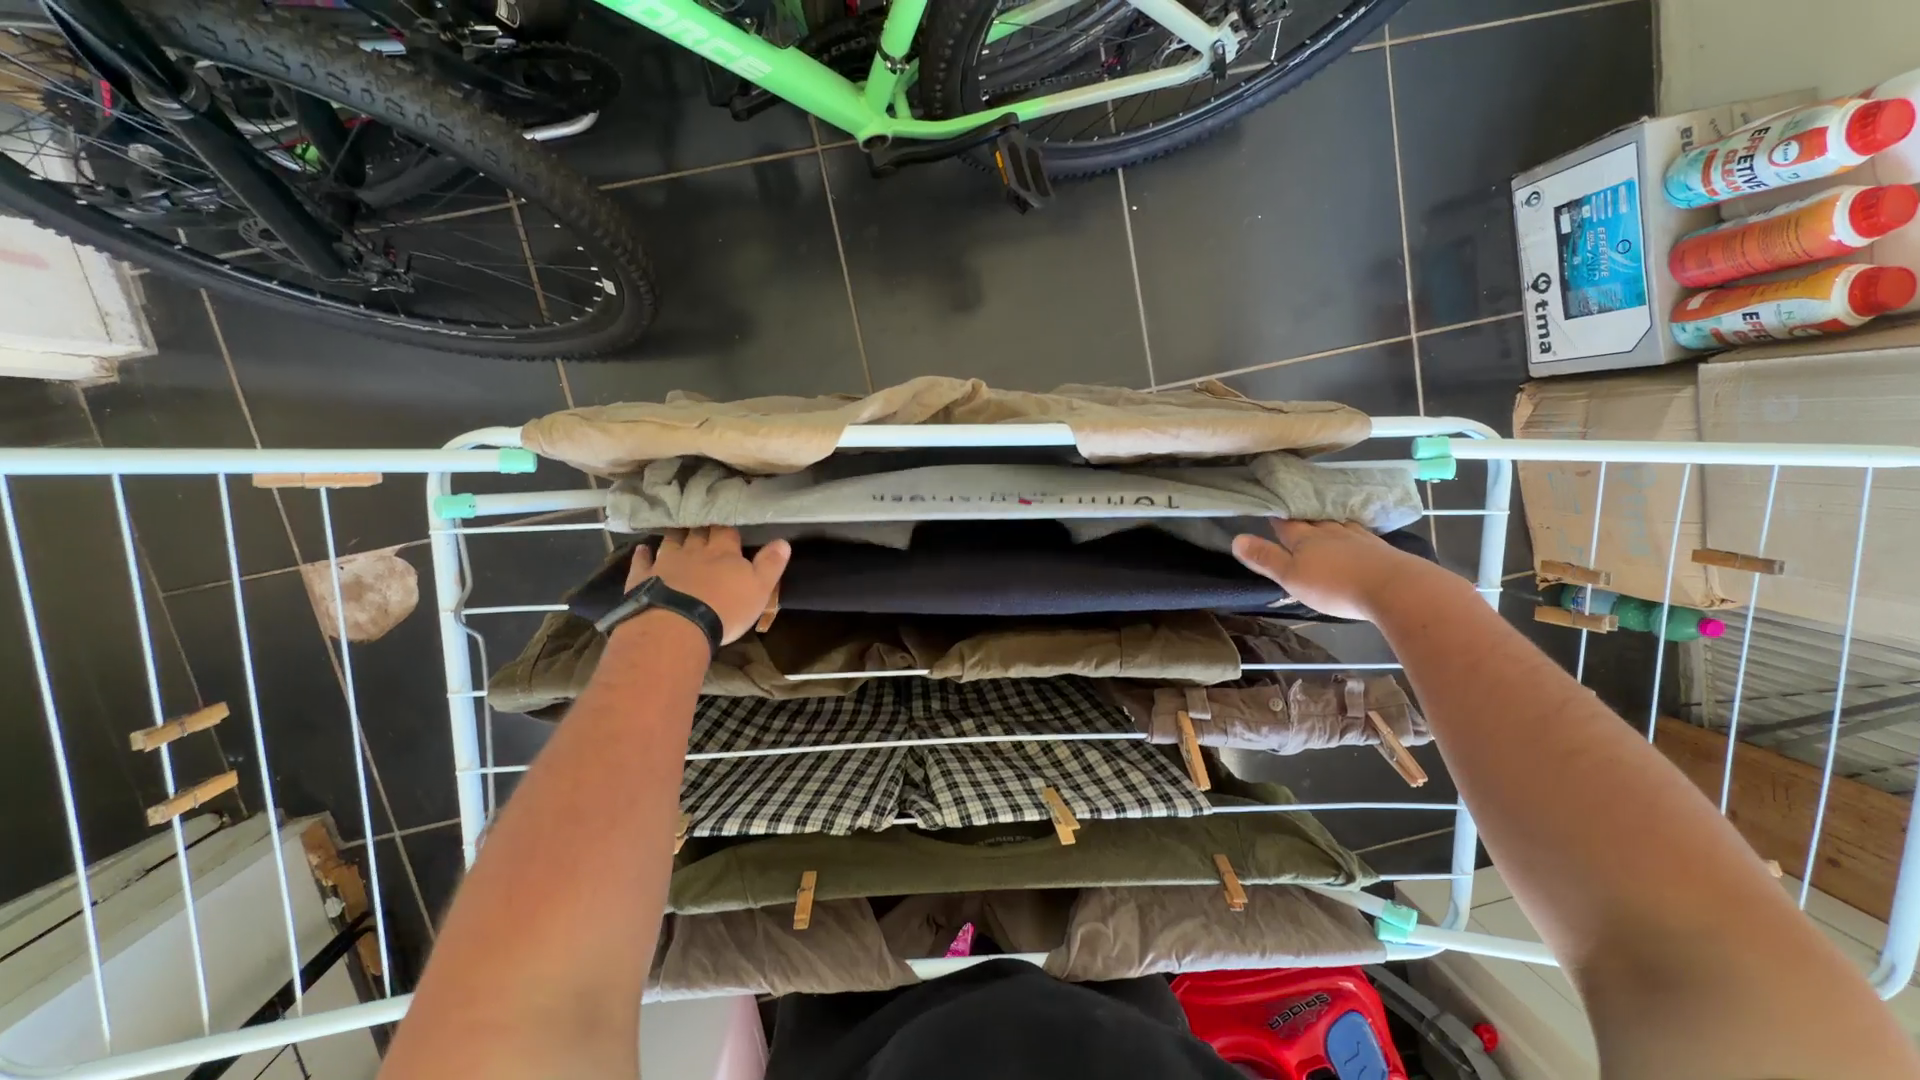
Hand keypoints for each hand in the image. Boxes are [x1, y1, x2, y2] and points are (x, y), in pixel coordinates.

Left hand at [625, 527, 789, 644]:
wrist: (677, 627)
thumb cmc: (725, 610)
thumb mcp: (759, 589)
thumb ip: (770, 565)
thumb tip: (783, 541)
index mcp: (723, 553)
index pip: (727, 532)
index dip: (728, 527)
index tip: (729, 525)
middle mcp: (694, 551)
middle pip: (698, 531)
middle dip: (702, 526)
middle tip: (703, 523)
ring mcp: (666, 562)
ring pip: (671, 541)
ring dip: (675, 535)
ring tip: (677, 531)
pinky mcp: (644, 577)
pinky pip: (643, 561)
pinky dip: (644, 554)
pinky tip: (643, 550)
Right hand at [1231, 519, 1438, 621]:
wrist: (1394, 588)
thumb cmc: (1335, 585)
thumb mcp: (1291, 577)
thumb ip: (1265, 558)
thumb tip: (1236, 538)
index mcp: (1306, 539)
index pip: (1286, 524)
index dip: (1275, 516)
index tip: (1267, 506)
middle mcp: (1331, 532)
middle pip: (1312, 520)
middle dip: (1301, 516)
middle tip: (1293, 511)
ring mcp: (1358, 538)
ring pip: (1338, 523)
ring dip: (1327, 520)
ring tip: (1321, 519)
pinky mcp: (1380, 549)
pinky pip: (1361, 534)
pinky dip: (1352, 532)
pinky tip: (1355, 534)